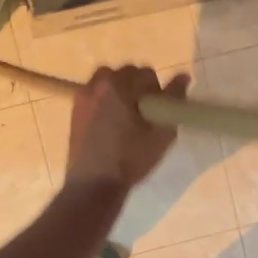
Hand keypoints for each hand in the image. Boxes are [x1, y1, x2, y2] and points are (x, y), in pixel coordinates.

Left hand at [65, 66, 186, 193]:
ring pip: (107, 82)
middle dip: (136, 87)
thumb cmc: (130, 158)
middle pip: (124, 73)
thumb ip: (173, 99)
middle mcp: (96, 84)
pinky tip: (110, 126)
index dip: (156, 91)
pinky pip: (94, 95)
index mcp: (117, 84)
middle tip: (143, 114)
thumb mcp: (161, 131)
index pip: (146, 73)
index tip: (157, 112)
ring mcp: (81, 97)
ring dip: (120, 92)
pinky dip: (105, 102)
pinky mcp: (74, 112)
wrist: (93, 184)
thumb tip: (183, 76)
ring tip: (126, 118)